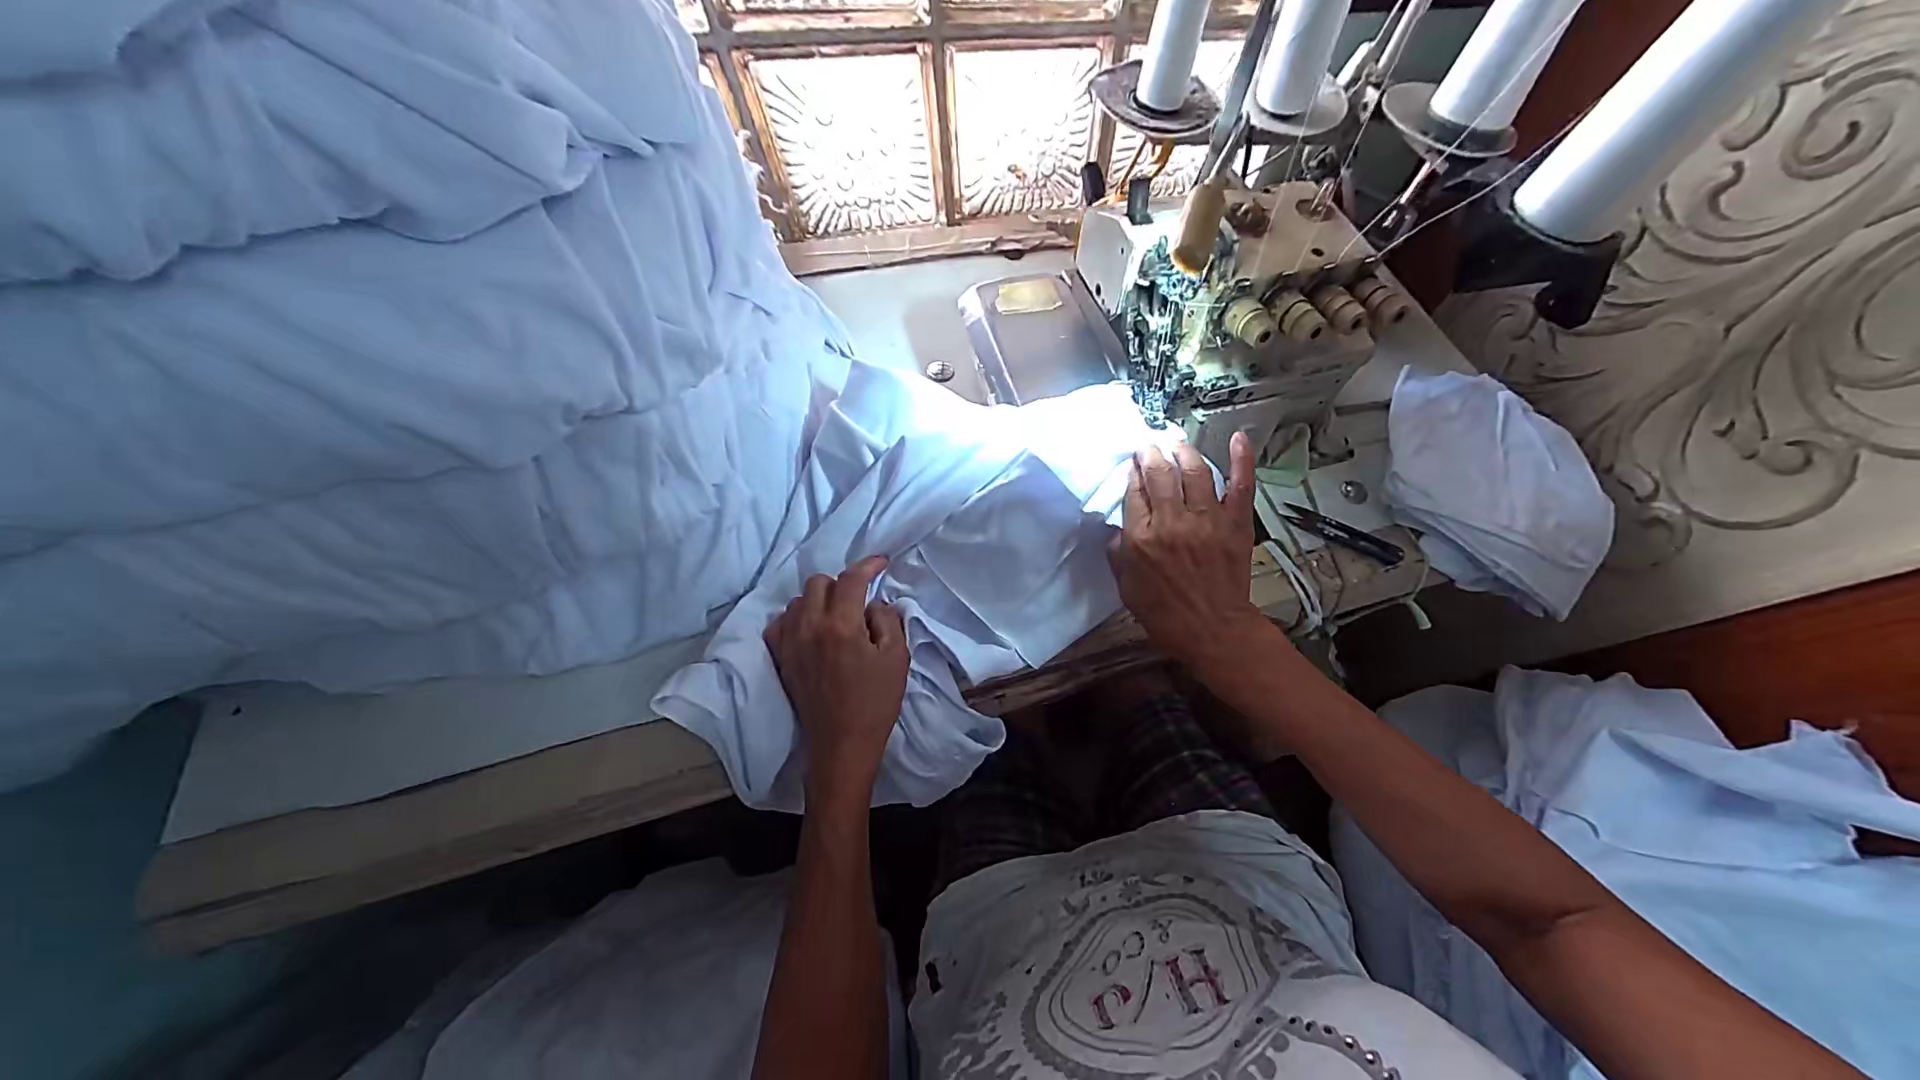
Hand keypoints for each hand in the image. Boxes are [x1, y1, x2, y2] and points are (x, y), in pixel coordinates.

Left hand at [764, 555, 909, 803]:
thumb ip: (887, 620)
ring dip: (819, 600)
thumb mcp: (897, 658)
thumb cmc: (875, 703)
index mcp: (840, 624)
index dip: (869, 565)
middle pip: (819, 582)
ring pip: (798, 600)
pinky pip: (780, 622)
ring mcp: (789, 642)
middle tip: (860, 600)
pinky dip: (796, 618)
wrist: (841, 745)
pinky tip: (811, 630)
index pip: (851, 579)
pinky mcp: (780, 658)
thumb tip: (872, 603)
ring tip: (837, 617)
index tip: (882, 563)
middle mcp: (809, 626)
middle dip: (842, 584)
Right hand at [1108, 433, 1270, 678]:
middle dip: (1152, 454)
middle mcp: (1172, 521)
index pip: (1133, 491)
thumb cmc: (1165, 614)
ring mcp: (1207, 519)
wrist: (1213, 630)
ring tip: (1178, 442)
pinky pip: (1241, 484)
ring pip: (1195, 471)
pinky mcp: (1235, 522)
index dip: (1132, 473)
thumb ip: (1119, 552)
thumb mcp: (1126, 586)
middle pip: (1159, 473)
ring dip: (1185, 450)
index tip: (1132, 464)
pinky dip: (1241, 459)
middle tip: (1150, 445)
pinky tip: (1239, 437)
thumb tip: (1118, 526)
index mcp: (1141, 538)